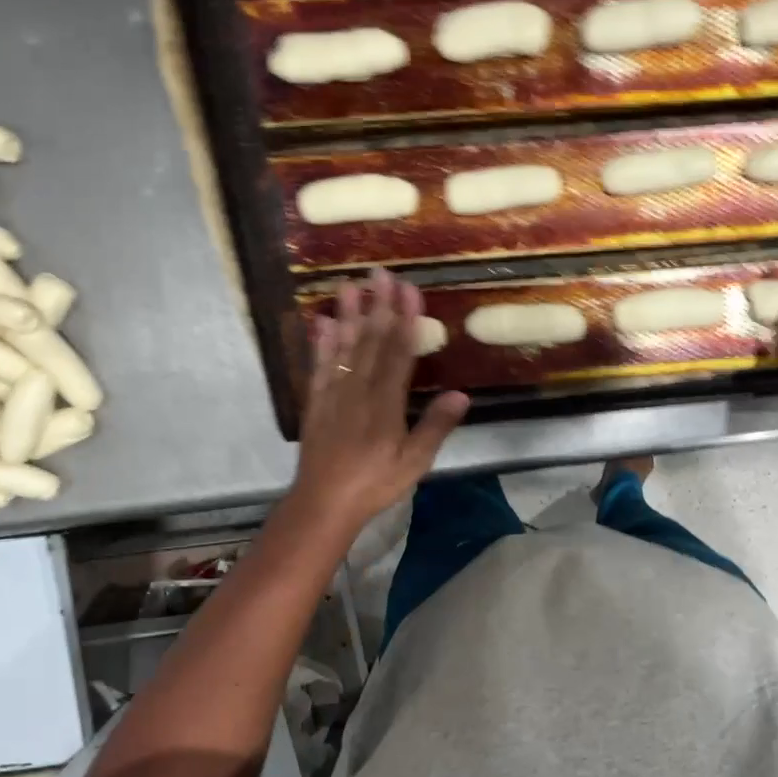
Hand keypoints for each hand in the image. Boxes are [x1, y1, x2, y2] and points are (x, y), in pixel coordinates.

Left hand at [284, 268, 467, 541]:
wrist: (324, 503)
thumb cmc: (376, 484)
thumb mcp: (415, 462)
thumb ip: (435, 427)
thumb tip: (461, 394)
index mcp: (386, 406)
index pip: (398, 355)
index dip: (405, 320)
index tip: (409, 290)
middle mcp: (359, 392)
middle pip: (371, 343)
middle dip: (379, 307)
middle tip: (381, 273)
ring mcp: (334, 395)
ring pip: (344, 349)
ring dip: (349, 316)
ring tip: (352, 285)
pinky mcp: (315, 404)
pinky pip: (319, 367)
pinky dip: (322, 344)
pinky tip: (325, 322)